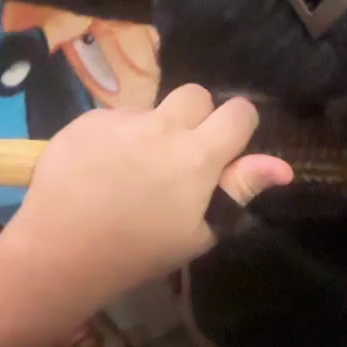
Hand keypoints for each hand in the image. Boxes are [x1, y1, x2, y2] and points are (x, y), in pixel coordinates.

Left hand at [1, 85, 292, 297]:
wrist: (63, 250)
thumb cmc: (141, 252)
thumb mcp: (199, 232)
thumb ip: (238, 190)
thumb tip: (283, 168)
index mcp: (198, 155)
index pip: (239, 112)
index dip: (239, 126)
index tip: (228, 150)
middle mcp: (163, 125)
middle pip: (197, 94)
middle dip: (199, 117)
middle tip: (184, 156)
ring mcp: (122, 119)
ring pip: (152, 108)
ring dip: (154, 129)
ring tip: (135, 171)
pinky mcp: (86, 120)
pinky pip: (115, 119)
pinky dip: (117, 138)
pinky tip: (102, 172)